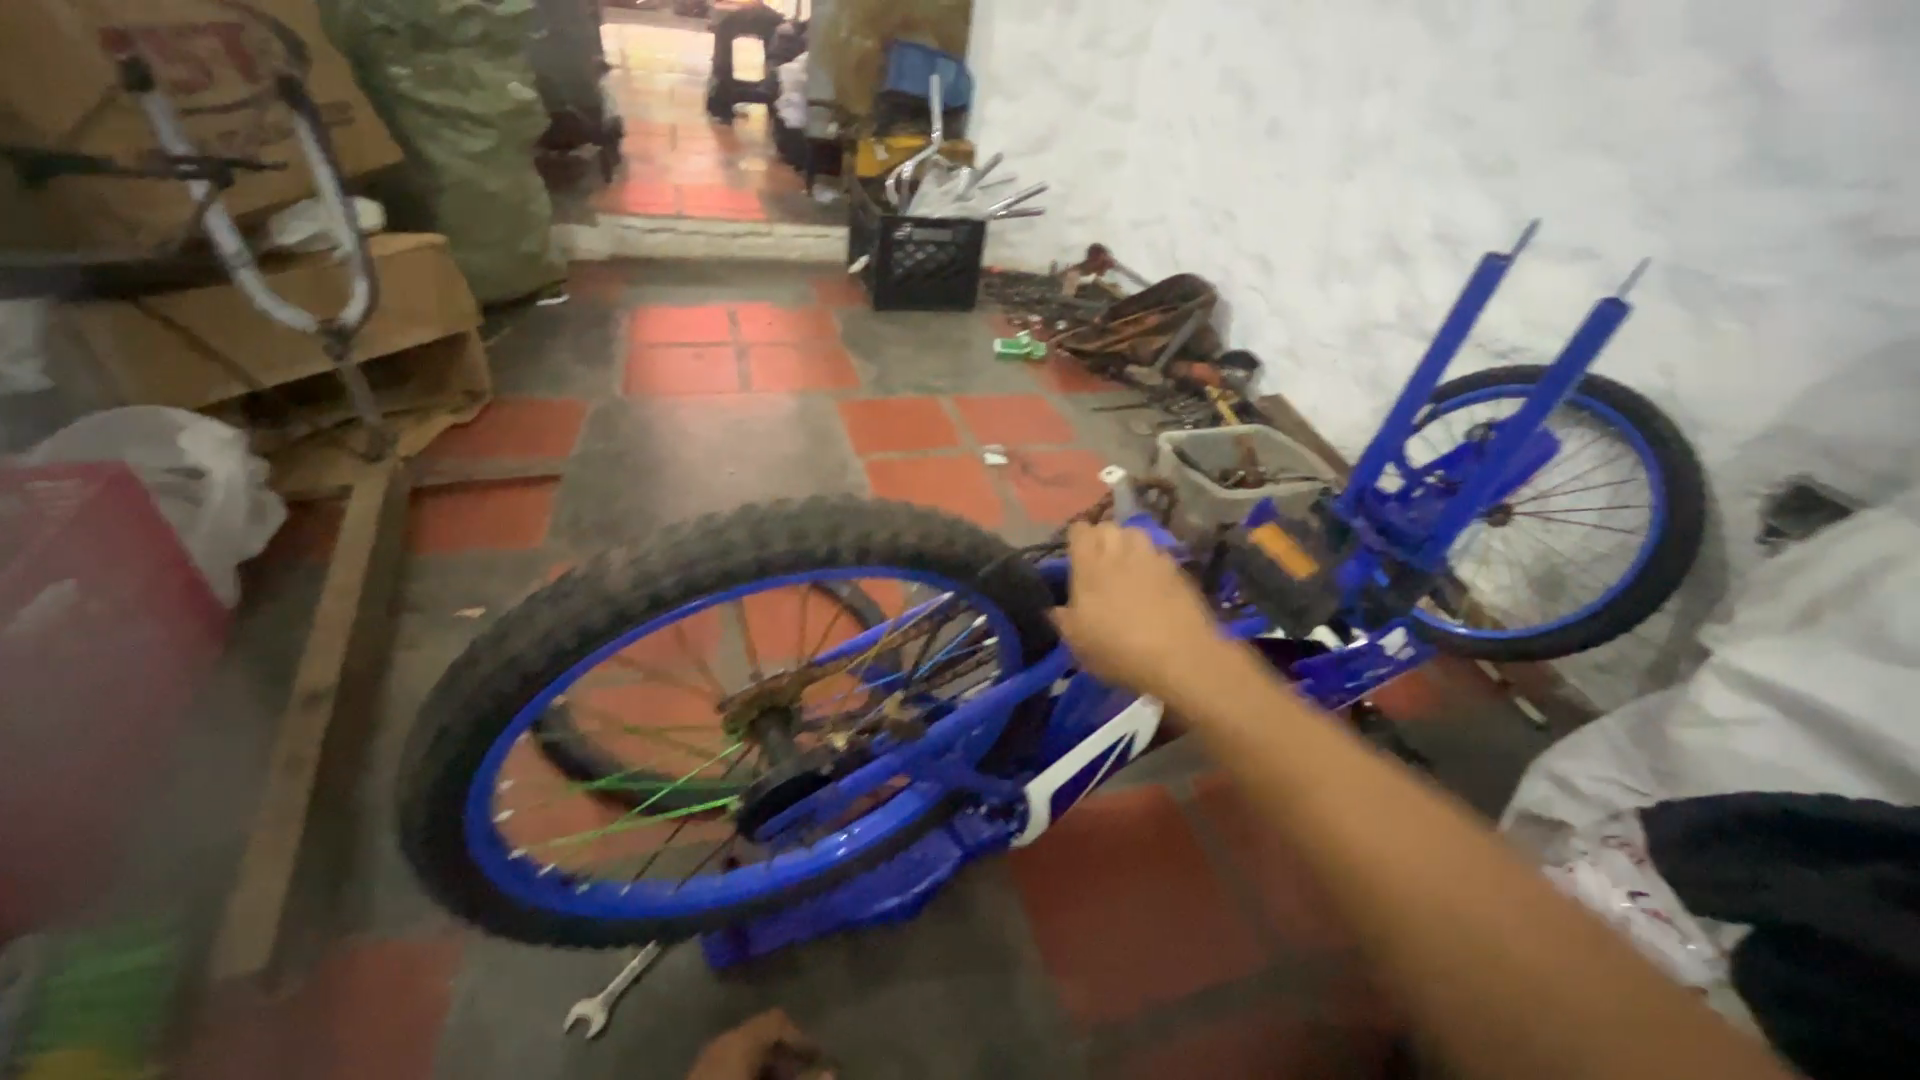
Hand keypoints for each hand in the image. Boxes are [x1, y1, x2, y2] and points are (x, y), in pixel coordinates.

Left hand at [684, 1009, 829, 1079]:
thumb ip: (804, 1079)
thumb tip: (831, 1071)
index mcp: (740, 1039)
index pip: (777, 1019)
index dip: (801, 1037)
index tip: (819, 1057)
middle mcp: (722, 1040)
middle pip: (762, 1035)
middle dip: (786, 1055)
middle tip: (804, 1074)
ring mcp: (706, 1059)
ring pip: (746, 1051)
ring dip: (768, 1066)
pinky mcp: (697, 1075)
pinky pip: (730, 1065)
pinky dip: (749, 1072)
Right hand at [1051, 522, 1235, 700]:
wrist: (1179, 658)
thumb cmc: (1117, 649)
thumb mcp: (1077, 643)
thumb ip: (1062, 620)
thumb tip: (1054, 609)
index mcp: (1089, 564)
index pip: (1079, 530)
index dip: (1076, 540)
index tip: (1074, 558)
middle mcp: (1121, 552)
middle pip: (1108, 526)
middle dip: (1102, 539)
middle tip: (1099, 563)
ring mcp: (1153, 558)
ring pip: (1136, 534)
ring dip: (1129, 545)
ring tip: (1127, 567)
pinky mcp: (1178, 571)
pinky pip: (1159, 555)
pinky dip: (1152, 564)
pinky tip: (1153, 585)